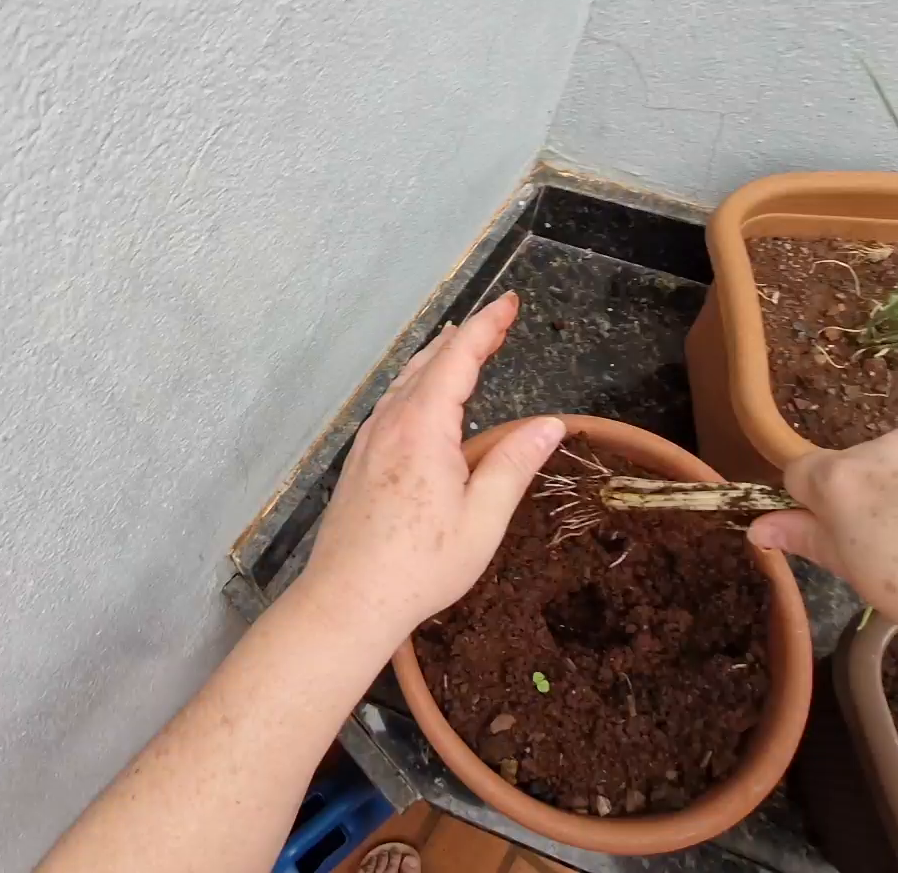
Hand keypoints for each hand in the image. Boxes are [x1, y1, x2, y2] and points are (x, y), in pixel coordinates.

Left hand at [295, 292, 564, 645]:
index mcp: (422, 427)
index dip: (486, 326)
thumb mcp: (482, 520)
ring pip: (405, 381)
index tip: (509, 301)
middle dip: (467, 335)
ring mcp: (369, 438)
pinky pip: (391, 402)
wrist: (347, 596)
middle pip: (429, 362)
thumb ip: (514, 465)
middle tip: (499, 319)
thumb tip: (550, 423)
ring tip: (463, 343)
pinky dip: (416, 382)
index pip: (457, 359)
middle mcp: (390, 422)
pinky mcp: (360, 457)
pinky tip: (423, 394)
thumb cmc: (420, 565)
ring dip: (438, 357)